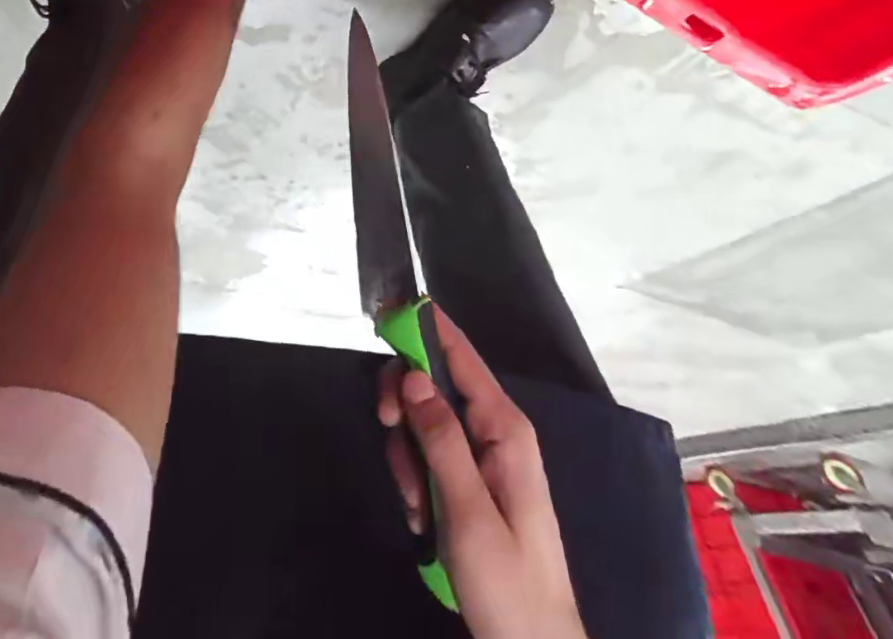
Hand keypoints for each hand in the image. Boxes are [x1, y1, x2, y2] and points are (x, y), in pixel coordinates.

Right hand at [377, 309, 587, 638]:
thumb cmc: (507, 583)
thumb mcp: (468, 511)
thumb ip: (440, 438)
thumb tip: (413, 374)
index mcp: (505, 428)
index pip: (462, 357)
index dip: (426, 327)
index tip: (389, 308)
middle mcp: (494, 430)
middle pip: (432, 384)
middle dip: (403, 405)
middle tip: (385, 427)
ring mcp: (480, 455)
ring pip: (422, 421)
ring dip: (407, 455)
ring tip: (419, 506)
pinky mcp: (467, 478)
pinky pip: (426, 453)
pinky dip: (414, 477)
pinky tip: (423, 515)